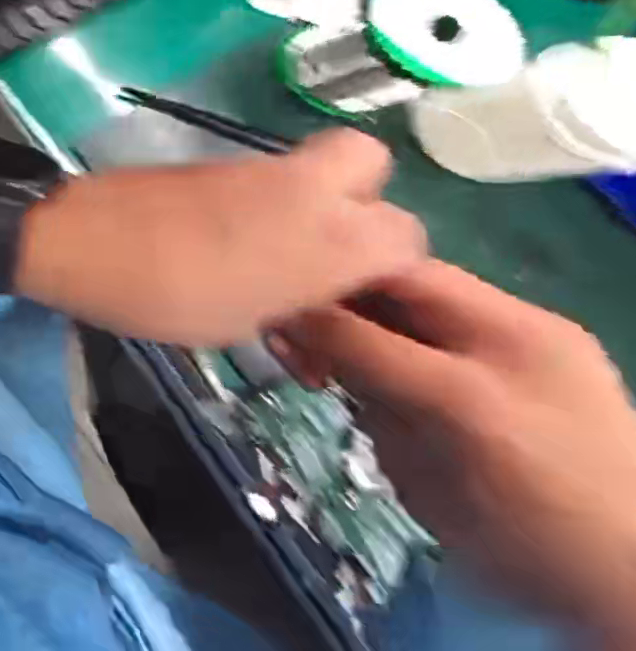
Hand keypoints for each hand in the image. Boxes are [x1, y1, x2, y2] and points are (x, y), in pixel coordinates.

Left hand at [13, 129, 426, 344]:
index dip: (384, 262)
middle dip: (355, 202)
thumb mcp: (239, 324)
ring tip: (256, 248)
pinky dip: (249, 197)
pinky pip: (249, 174)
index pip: (407, 234)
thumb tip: (307, 304)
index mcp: (330, 237)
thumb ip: (294, 305)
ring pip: (302, 168)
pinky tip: (213, 235)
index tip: (343, 289)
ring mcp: (242, 167)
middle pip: (365, 163)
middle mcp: (299, 187)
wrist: (69, 239)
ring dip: (296, 200)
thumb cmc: (159, 295)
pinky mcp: (196, 161)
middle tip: (315, 245)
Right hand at [281, 263, 635, 646]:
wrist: (584, 592)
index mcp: (502, 320)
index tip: (271, 287)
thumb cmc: (539, 489)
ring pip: (350, 327)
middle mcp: (469, 335)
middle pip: (367, 293)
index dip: (327, 265)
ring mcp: (439, 371)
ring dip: (310, 338)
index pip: (392, 263)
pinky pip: (351, 362)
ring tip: (297, 369)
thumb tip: (273, 304)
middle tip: (277, 338)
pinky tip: (312, 384)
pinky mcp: (410, 403)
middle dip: (313, 306)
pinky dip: (320, 363)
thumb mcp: (452, 404)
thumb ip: (361, 345)